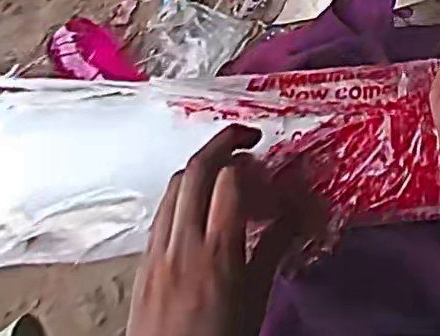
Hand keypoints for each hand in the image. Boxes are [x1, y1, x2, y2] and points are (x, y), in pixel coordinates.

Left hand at [128, 125, 271, 335]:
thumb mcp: (254, 302)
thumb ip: (272, 248)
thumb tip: (296, 212)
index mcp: (217, 255)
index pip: (229, 181)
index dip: (249, 161)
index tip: (266, 162)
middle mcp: (183, 245)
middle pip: (197, 169)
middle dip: (224, 141)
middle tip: (248, 139)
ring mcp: (158, 251)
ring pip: (176, 183)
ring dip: (202, 165)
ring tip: (225, 167)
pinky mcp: (143, 262)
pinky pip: (162, 209)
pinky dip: (183, 192)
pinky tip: (199, 202)